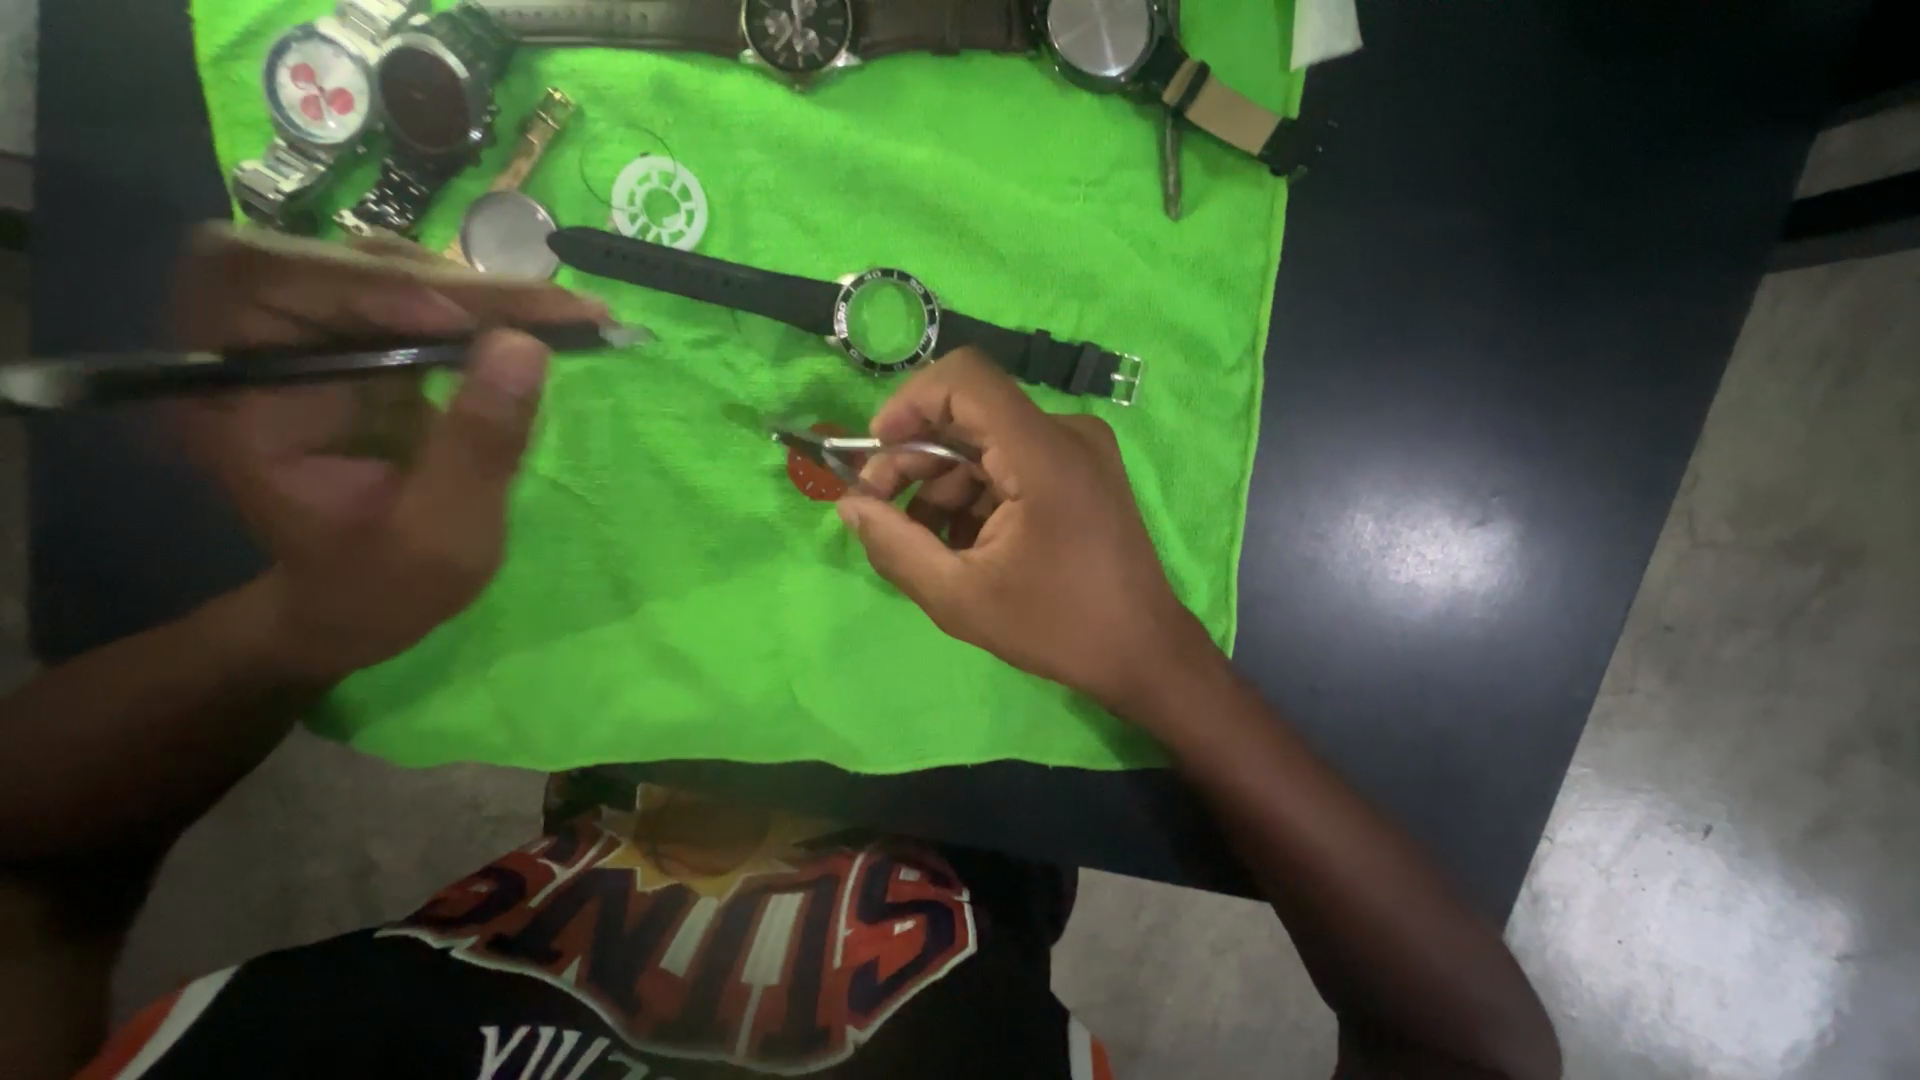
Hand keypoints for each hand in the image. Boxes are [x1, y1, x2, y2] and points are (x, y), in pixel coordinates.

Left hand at [173, 226, 605, 683]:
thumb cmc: (384, 586)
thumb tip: (527, 345)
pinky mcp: (368, 347)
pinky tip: (540, 322)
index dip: (362, 284)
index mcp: (236, 399)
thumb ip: (477, 443)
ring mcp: (317, 343)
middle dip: (445, 283)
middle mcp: (259, 350)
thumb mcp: (441, 534)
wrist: (361, 605)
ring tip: (559, 319)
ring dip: (474, 290)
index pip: (261, 286)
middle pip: (331, 260)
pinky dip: (486, 307)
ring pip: (383, 268)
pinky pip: (420, 297)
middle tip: (554, 311)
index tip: (465, 318)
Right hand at [835, 350, 1218, 713]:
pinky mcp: (1082, 470)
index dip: (908, 403)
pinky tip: (962, 544)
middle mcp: (1067, 433)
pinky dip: (976, 495)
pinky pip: (1011, 462)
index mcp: (1043, 454)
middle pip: (968, 415)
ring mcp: (1079, 450)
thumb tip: (849, 505)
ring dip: (942, 485)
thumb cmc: (1057, 627)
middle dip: (914, 458)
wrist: (1143, 652)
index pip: (964, 379)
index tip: (875, 452)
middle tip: (880, 512)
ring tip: (923, 544)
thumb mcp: (960, 598)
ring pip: (985, 443)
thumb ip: (895, 546)